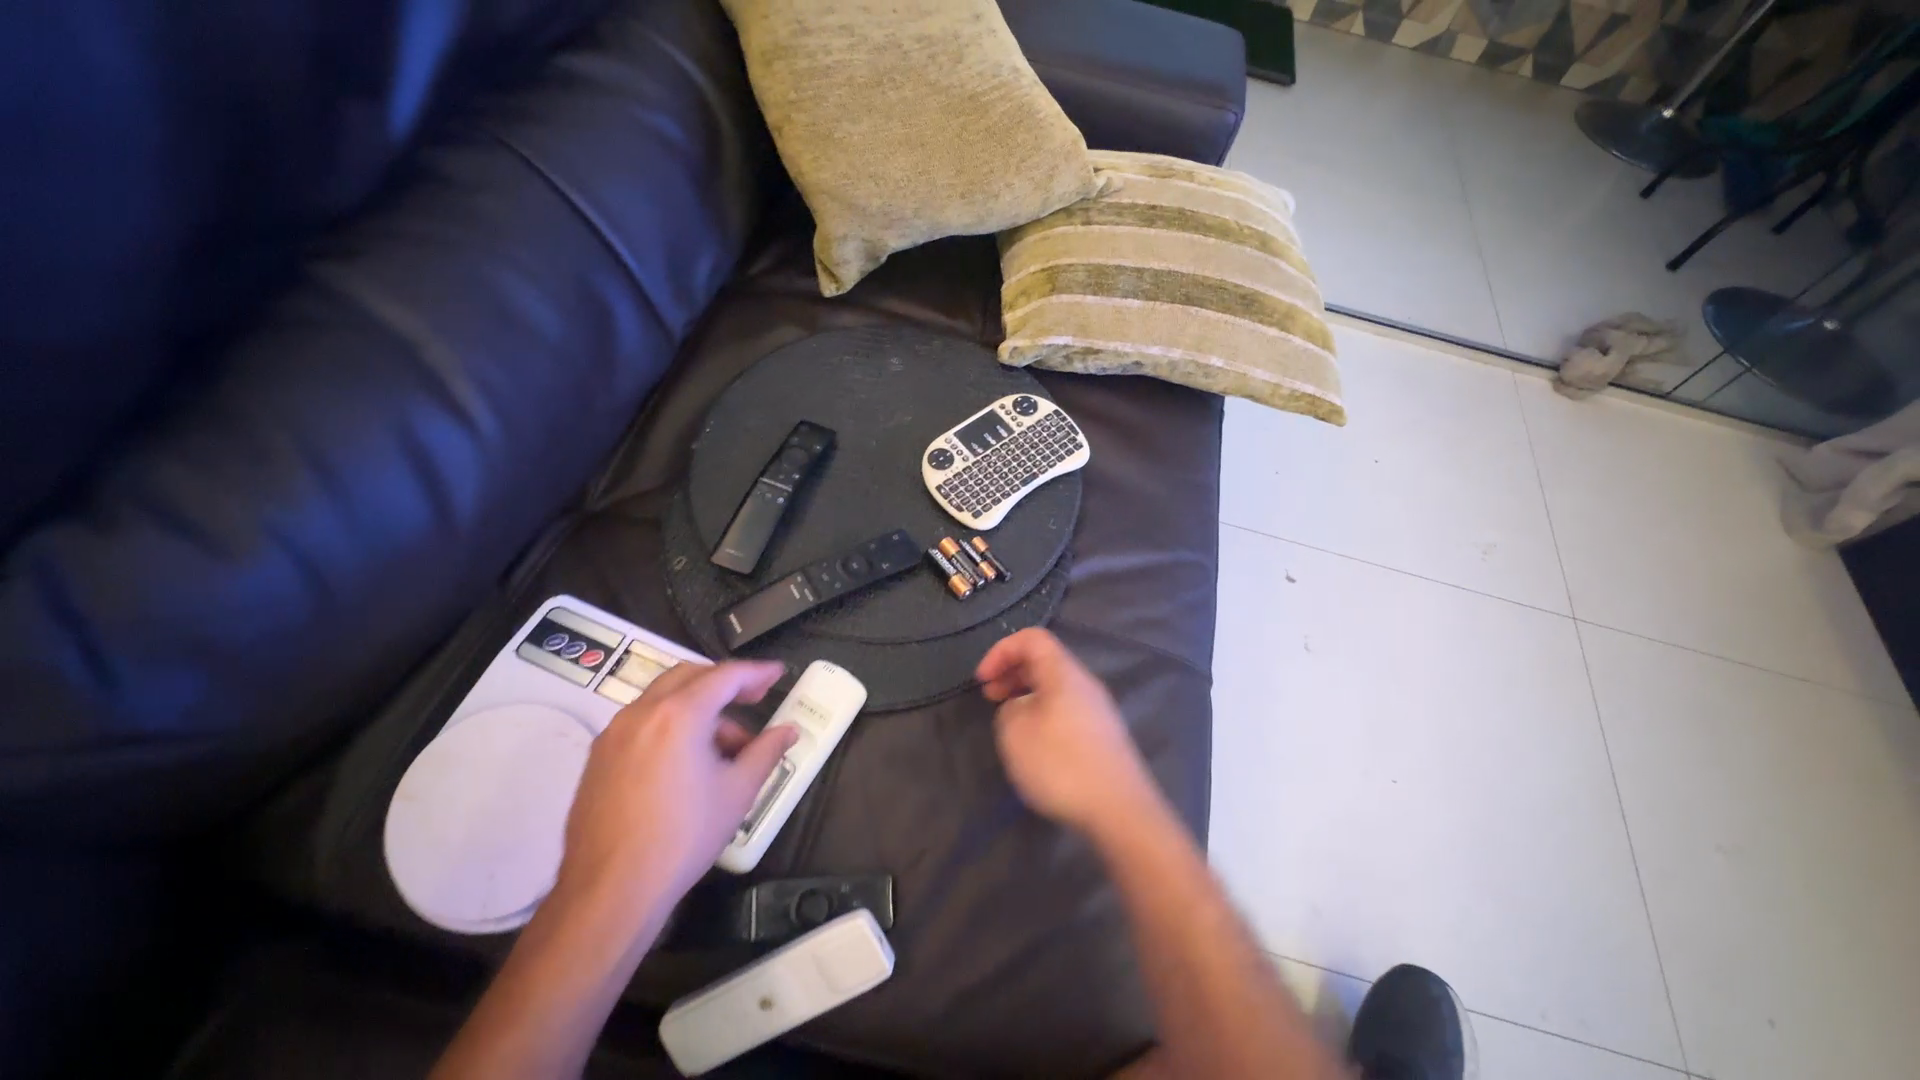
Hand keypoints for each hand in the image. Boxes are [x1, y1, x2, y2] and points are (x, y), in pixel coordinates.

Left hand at [557, 661, 796, 911]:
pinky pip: (641, 723)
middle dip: (724, 683)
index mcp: (678, 715)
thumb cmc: (683, 837)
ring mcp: (613, 734)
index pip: (724, 676)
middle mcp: (641, 713)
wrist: (612, 888)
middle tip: (754, 699)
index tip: (777, 673)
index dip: (756, 672)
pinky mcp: (598, 757)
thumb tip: (788, 731)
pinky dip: (670, 725)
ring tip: (724, 747)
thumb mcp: (737, 792)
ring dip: (697, 708)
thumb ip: (766, 752)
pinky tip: (687, 763)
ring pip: (662, 699)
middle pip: (689, 677)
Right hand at [976, 628, 1159, 835]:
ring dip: (1027, 695)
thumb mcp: (1016, 733)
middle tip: (989, 696)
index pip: (1032, 639)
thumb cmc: (1062, 765)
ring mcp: (1099, 711)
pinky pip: (1067, 709)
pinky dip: (1044, 714)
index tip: (982, 680)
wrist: (1120, 810)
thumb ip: (1009, 710)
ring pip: (1057, 687)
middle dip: (1012, 672)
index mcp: (1065, 673)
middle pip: (1046, 661)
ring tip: (1008, 721)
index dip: (1001, 651)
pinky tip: (1035, 744)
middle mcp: (1086, 684)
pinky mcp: (1104, 736)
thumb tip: (1021, 708)